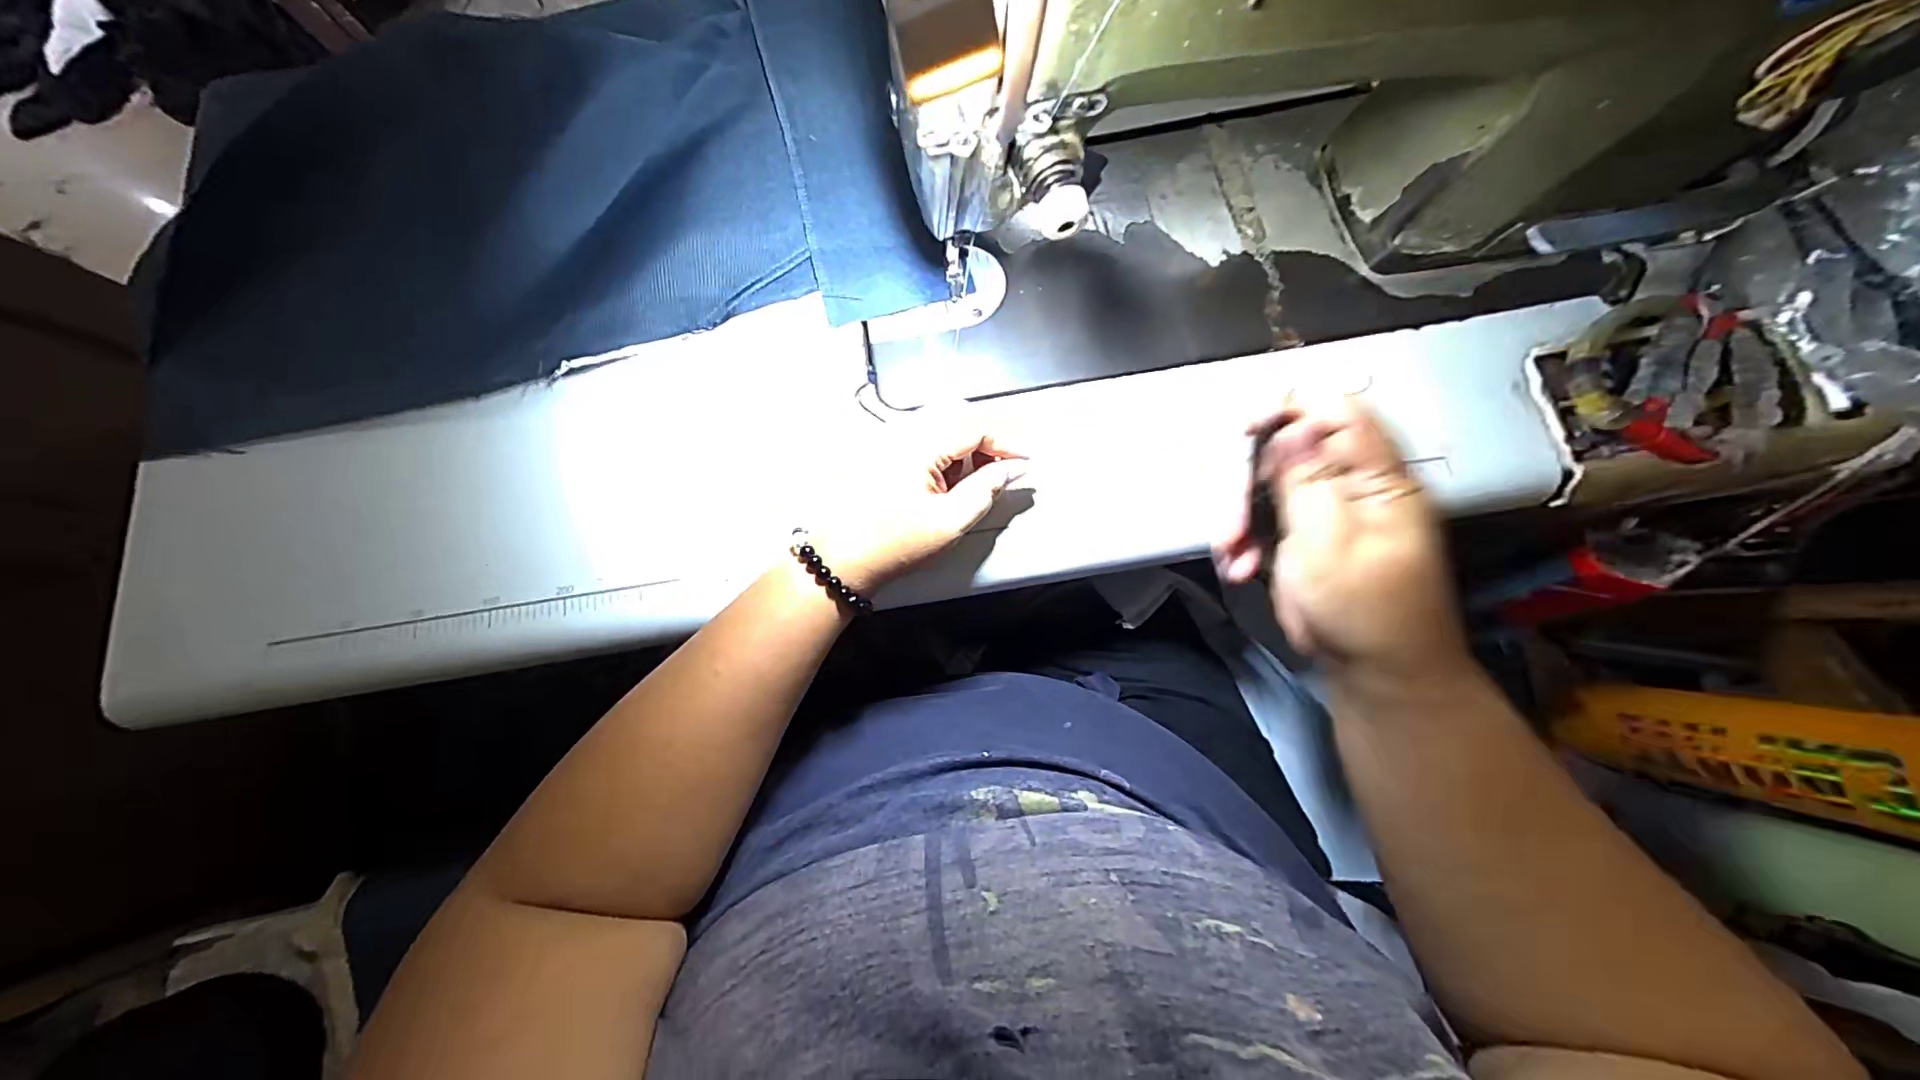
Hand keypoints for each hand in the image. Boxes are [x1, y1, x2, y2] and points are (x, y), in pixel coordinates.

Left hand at [805, 416, 1027, 593]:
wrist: (843, 560)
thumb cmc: (888, 545)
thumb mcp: (951, 522)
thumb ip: (988, 488)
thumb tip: (1012, 469)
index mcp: (918, 445)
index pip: (976, 425)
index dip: (1008, 442)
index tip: (1023, 460)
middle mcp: (901, 434)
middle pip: (960, 418)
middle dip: (987, 442)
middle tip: (1001, 471)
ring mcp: (889, 441)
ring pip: (942, 428)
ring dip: (964, 450)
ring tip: (965, 487)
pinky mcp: (883, 453)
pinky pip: (923, 440)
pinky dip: (943, 456)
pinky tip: (942, 487)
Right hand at [1214, 393, 1470, 682]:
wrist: (1374, 670)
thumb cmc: (1366, 615)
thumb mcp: (1332, 543)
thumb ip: (1310, 479)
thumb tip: (1299, 423)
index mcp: (1377, 478)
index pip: (1335, 411)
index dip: (1286, 412)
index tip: (1244, 434)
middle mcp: (1350, 484)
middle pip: (1285, 449)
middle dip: (1244, 485)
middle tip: (1230, 526)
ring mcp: (1324, 507)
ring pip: (1263, 484)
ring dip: (1238, 518)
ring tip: (1235, 557)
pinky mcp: (1303, 532)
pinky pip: (1260, 516)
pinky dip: (1244, 540)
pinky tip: (1243, 567)